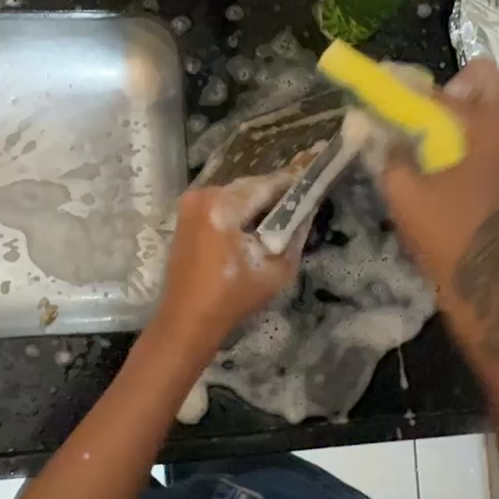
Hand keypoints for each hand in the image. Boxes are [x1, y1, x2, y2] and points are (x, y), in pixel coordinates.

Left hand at [155, 173, 302, 348]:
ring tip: (278, 217)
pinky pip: (219, 204)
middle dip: (273, 195)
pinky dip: (237, 210)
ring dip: (255, 203)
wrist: (188, 319)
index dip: (293, 183)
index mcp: (222, 206)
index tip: (313, 179)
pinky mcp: (185, 215)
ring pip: (234, 194)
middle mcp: (202, 195)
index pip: (267, 185)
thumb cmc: (234, 298)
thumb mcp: (278, 269)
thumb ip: (295, 232)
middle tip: (298, 203)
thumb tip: (307, 208)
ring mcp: (190, 204)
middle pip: (249, 187)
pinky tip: (253, 226)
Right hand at [374, 58, 498, 298]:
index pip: (442, 92)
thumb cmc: (444, 233)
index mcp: (492, 125)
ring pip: (489, 104)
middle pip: (481, 81)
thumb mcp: (403, 189)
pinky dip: (469, 134)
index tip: (384, 96)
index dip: (408, 93)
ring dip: (458, 114)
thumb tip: (376, 125)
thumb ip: (387, 149)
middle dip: (446, 92)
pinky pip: (494, 129)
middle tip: (418, 121)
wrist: (482, 281)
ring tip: (427, 144)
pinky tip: (444, 163)